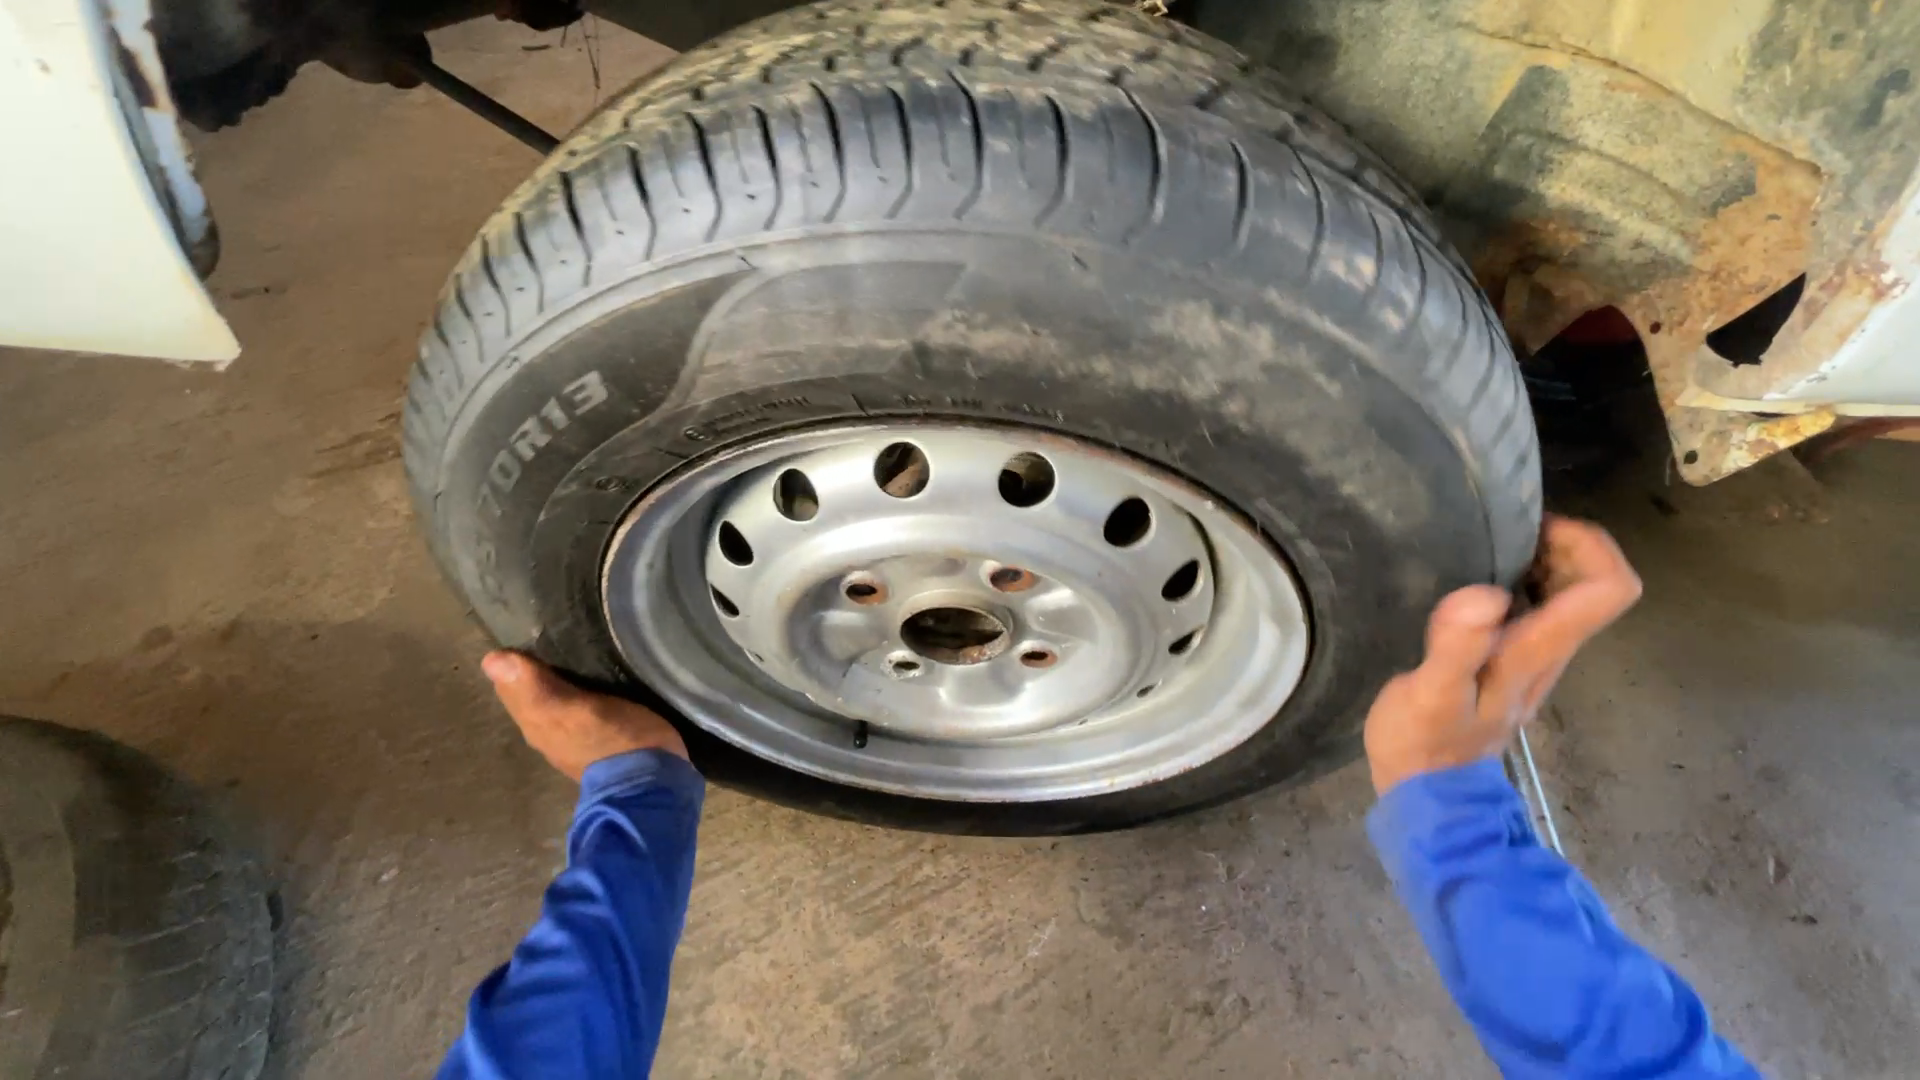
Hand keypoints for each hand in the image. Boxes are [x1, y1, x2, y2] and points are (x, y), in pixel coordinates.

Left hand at [482, 650, 688, 780]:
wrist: (654, 783)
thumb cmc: (615, 741)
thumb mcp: (576, 711)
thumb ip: (537, 690)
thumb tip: (491, 660)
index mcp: (536, 724)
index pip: (511, 684)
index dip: (515, 659)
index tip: (529, 631)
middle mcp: (548, 733)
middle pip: (532, 693)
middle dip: (535, 668)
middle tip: (551, 634)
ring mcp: (574, 739)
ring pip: (556, 700)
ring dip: (559, 679)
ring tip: (573, 650)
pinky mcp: (602, 739)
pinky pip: (580, 707)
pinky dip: (580, 691)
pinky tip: (595, 680)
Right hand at [1362, 515, 1641, 794]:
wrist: (1425, 793)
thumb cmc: (1423, 742)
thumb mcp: (1429, 695)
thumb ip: (1456, 647)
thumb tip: (1486, 594)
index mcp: (1536, 653)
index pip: (1609, 590)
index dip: (1589, 546)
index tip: (1536, 526)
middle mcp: (1548, 654)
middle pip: (1599, 589)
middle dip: (1570, 547)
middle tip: (1511, 528)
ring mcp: (1532, 662)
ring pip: (1570, 600)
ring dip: (1546, 563)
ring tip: (1490, 545)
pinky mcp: (1507, 666)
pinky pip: (1537, 612)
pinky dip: (1522, 585)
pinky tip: (1477, 582)